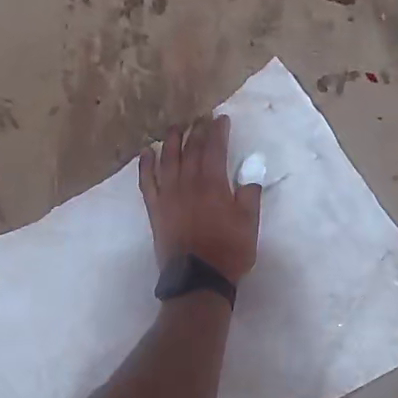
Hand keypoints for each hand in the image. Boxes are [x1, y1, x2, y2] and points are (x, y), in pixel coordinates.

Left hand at [140, 115, 261, 282]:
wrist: (198, 278)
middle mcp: (188, 183)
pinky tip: (148, 151)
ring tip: (176, 127)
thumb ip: (249, 193)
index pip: (214, 148)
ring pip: (168, 159)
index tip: (221, 119)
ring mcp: (168, 195)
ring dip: (172, 140)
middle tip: (201, 118)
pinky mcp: (155, 208)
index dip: (218, 131)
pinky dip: (146, 164)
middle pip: (191, 150)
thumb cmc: (229, 252)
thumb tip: (251, 168)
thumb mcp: (249, 223)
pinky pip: (147, 180)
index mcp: (213, 184)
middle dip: (197, 131)